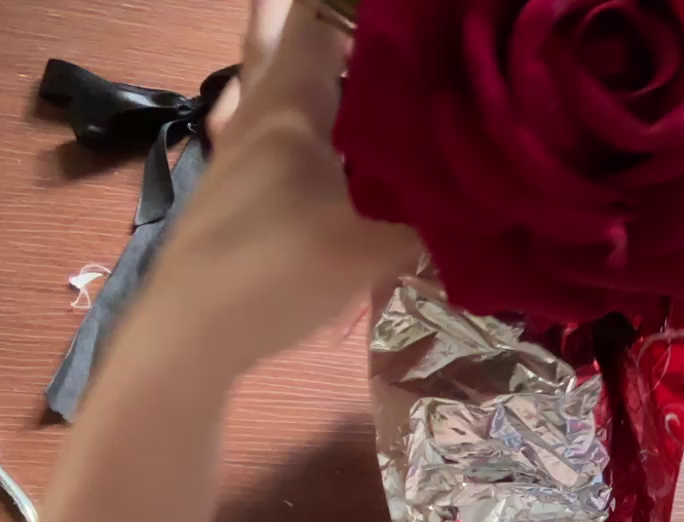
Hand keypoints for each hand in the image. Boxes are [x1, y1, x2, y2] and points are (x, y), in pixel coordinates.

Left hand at [125, 0, 419, 371]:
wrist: (194, 330)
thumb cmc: (276, 271)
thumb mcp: (369, 252)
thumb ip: (431, 228)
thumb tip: (489, 211)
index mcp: (291, 101)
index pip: (323, 17)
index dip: (372, 18)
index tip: (422, 32)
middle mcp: (260, 108)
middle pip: (287, 34)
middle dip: (335, 30)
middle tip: (395, 54)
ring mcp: (241, 146)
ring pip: (278, 84)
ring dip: (318, 76)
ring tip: (370, 91)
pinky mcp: (237, 185)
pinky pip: (274, 131)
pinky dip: (302, 125)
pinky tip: (324, 151)